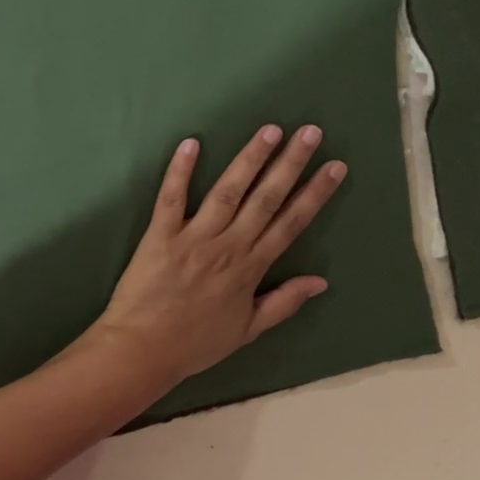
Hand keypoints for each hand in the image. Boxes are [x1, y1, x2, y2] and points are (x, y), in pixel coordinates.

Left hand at [73, 124, 345, 401]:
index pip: (291, 223)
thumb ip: (283, 302)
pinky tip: (191, 143)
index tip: (335, 166)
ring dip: (250, 159)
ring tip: (270, 130)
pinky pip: (171, 199)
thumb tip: (321, 281)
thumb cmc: (193, 343)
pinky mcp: (159, 237)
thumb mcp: (247, 330)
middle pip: (266, 199)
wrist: (143, 349)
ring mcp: (193, 239)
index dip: (315, 193)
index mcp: (251, 268)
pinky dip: (180, 171)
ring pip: (228, 191)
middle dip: (290, 164)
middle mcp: (228, 247)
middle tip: (311, 132)